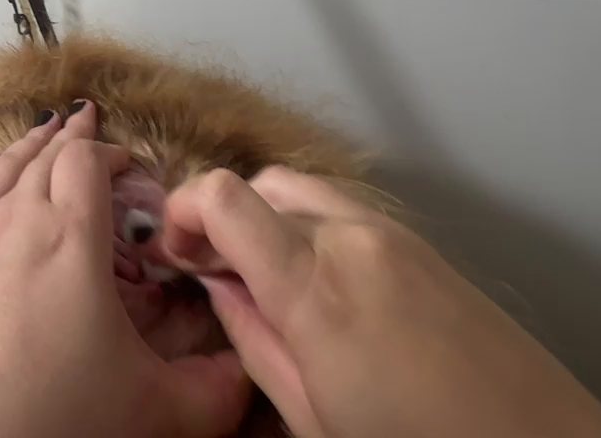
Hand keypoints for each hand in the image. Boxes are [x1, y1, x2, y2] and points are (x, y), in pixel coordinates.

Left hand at [0, 103, 250, 437]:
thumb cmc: (56, 417)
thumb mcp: (155, 409)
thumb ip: (215, 387)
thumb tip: (251, 372)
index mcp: (71, 234)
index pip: (86, 161)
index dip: (108, 151)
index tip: (126, 159)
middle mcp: (16, 218)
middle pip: (43, 155)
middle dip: (69, 136)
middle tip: (84, 117)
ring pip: (1, 167)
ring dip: (25, 145)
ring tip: (42, 130)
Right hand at [162, 167, 600, 437]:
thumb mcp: (315, 419)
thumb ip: (254, 340)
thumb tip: (221, 289)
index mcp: (316, 286)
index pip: (222, 196)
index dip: (181, 209)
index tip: (175, 249)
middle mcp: (352, 238)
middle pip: (258, 185)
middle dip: (224, 218)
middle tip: (218, 271)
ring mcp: (395, 236)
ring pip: (300, 190)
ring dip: (267, 218)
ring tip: (267, 276)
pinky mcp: (425, 246)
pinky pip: (344, 211)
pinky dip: (310, 227)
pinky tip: (320, 283)